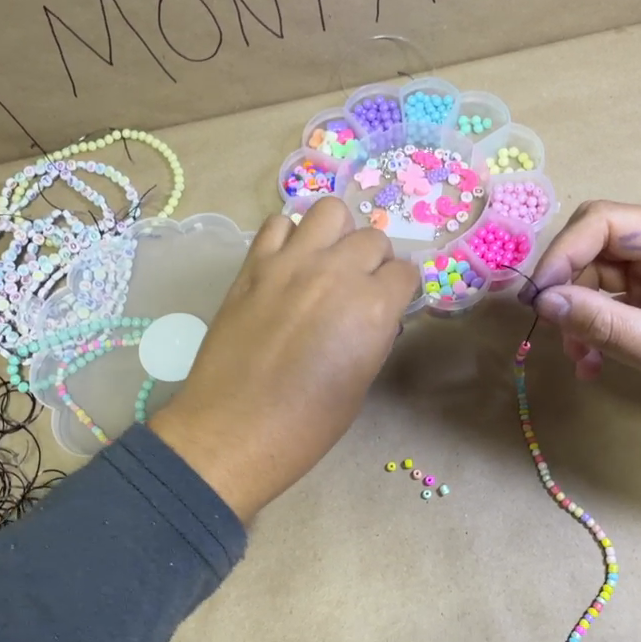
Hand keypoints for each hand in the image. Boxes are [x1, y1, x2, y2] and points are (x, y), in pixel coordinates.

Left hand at [151, 198, 418, 521]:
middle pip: (372, 238)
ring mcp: (291, 263)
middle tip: (359, 286)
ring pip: (329, 211)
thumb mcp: (361, 382)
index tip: (391, 303)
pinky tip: (288, 263)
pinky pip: (277, 224)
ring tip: (327, 261)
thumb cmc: (307, 424)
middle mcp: (336, 273)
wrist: (234, 430)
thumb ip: (375, 334)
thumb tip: (378, 314)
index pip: (405, 271)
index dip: (400, 289)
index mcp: (372, 307)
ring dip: (336, 234)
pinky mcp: (253, 265)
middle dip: (374, 260)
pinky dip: (289, 236)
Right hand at [527, 201, 640, 541]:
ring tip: (580, 360)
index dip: (565, 251)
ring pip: (605, 277)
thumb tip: (543, 302)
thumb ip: (603, 323)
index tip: (539, 296)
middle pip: (602, 245)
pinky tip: (594, 363)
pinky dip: (600, 329)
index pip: (609, 220)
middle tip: (552, 328)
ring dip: (582, 314)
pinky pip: (620, 303)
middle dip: (571, 284)